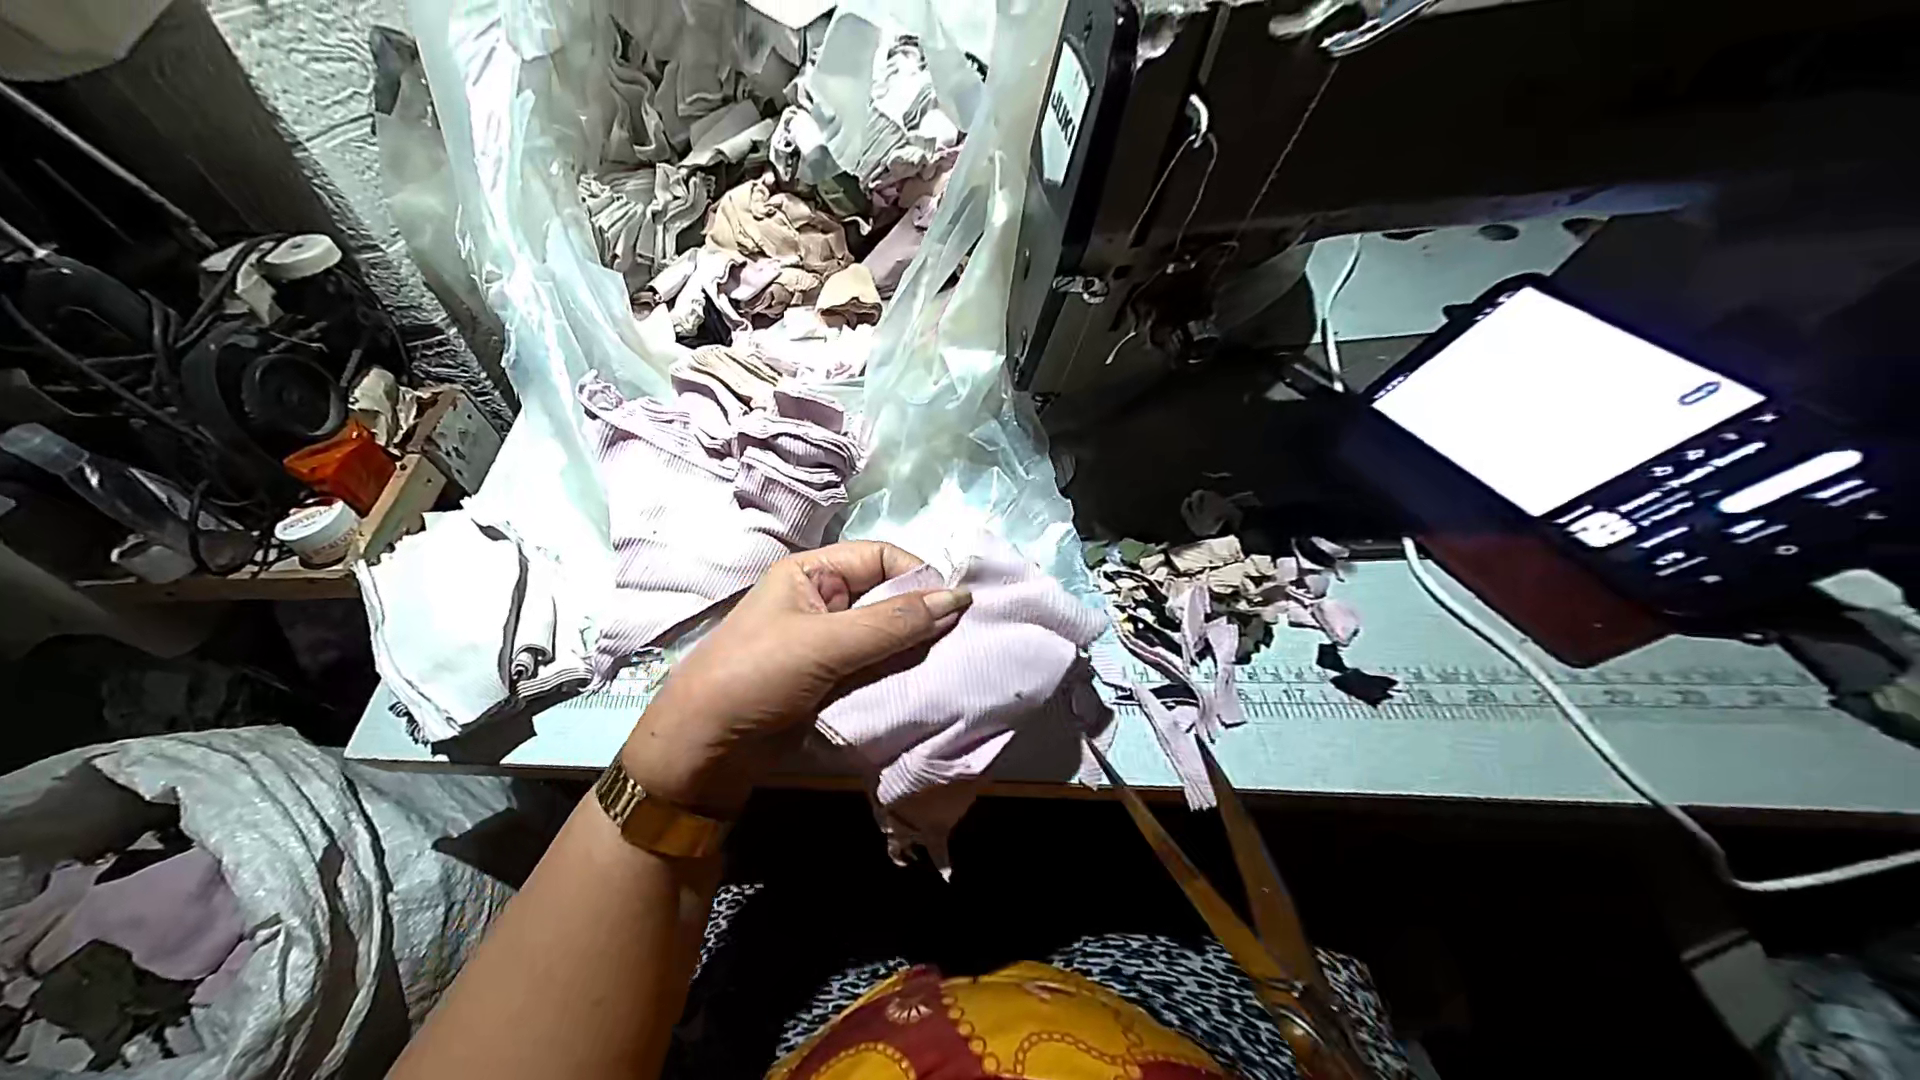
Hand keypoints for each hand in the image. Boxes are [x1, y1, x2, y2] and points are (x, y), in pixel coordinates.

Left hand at [621, 541, 970, 815]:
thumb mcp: (826, 643)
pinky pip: (877, 664)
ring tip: (948, 661)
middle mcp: (823, 599)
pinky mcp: (833, 677)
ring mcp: (828, 641)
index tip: (955, 607)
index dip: (918, 576)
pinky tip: (923, 681)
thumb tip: (958, 598)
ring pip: (886, 632)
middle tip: (958, 638)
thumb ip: (893, 622)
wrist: (705, 750)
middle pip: (887, 594)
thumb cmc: (758, 676)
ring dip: (914, 646)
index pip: (881, 557)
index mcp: (812, 573)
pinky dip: (900, 670)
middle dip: (921, 614)